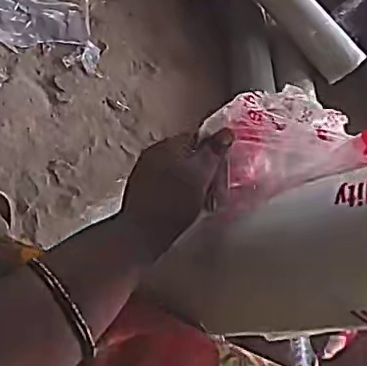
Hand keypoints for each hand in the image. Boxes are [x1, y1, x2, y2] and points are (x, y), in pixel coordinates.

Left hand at [115, 129, 231, 260]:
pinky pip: (165, 183)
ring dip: (190, 181)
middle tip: (214, 189)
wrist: (142, 234)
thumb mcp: (201, 176)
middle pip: (186, 154)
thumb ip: (214, 152)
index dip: (213, 153)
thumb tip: (226, 132)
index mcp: (169, 144)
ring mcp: (144, 170)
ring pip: (176, 169)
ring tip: (201, 201)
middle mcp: (154, 152)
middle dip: (202, 169)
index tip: (222, 170)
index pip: (197, 138)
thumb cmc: (174, 203)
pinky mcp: (141, 189)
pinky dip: (176, 191)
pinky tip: (183, 207)